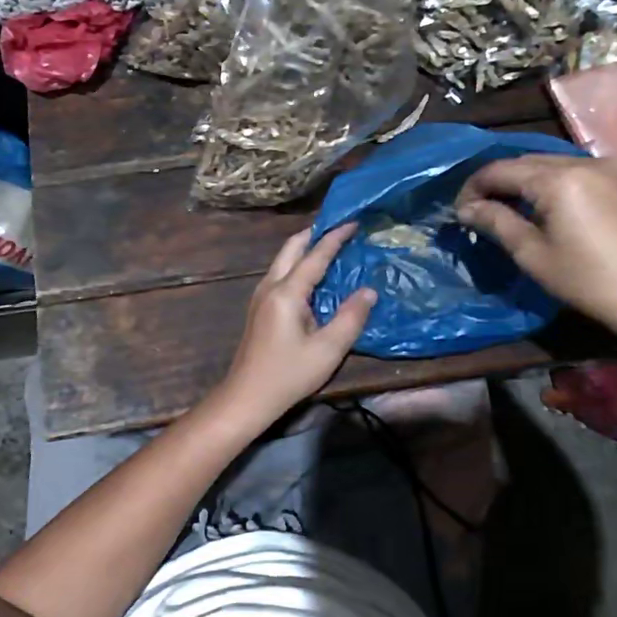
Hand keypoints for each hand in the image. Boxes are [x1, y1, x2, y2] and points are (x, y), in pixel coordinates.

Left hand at [212, 224, 375, 428]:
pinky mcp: (259, 308)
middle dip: (314, 234)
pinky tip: (313, 275)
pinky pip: (280, 275)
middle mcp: (269, 287)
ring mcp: (260, 296)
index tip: (354, 221)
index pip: (314, 256)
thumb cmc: (289, 374)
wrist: (248, 395)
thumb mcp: (328, 349)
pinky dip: (297, 265)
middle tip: (339, 226)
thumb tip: (369, 291)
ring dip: (304, 249)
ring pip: (282, 260)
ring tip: (330, 246)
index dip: (335, 237)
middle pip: (291, 248)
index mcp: (286, 293)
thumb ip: (350, 317)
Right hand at [454, 156, 616, 359]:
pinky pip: (595, 174)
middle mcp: (591, 162)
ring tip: (525, 211)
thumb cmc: (593, 283)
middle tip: (486, 210)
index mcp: (560, 179)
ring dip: (536, 183)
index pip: (500, 170)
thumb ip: (497, 223)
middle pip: (531, 162)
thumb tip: (467, 208)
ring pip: (563, 165)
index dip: (474, 187)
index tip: (461, 211)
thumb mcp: (534, 256)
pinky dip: (570, 186)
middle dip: (503, 182)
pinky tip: (569, 213)